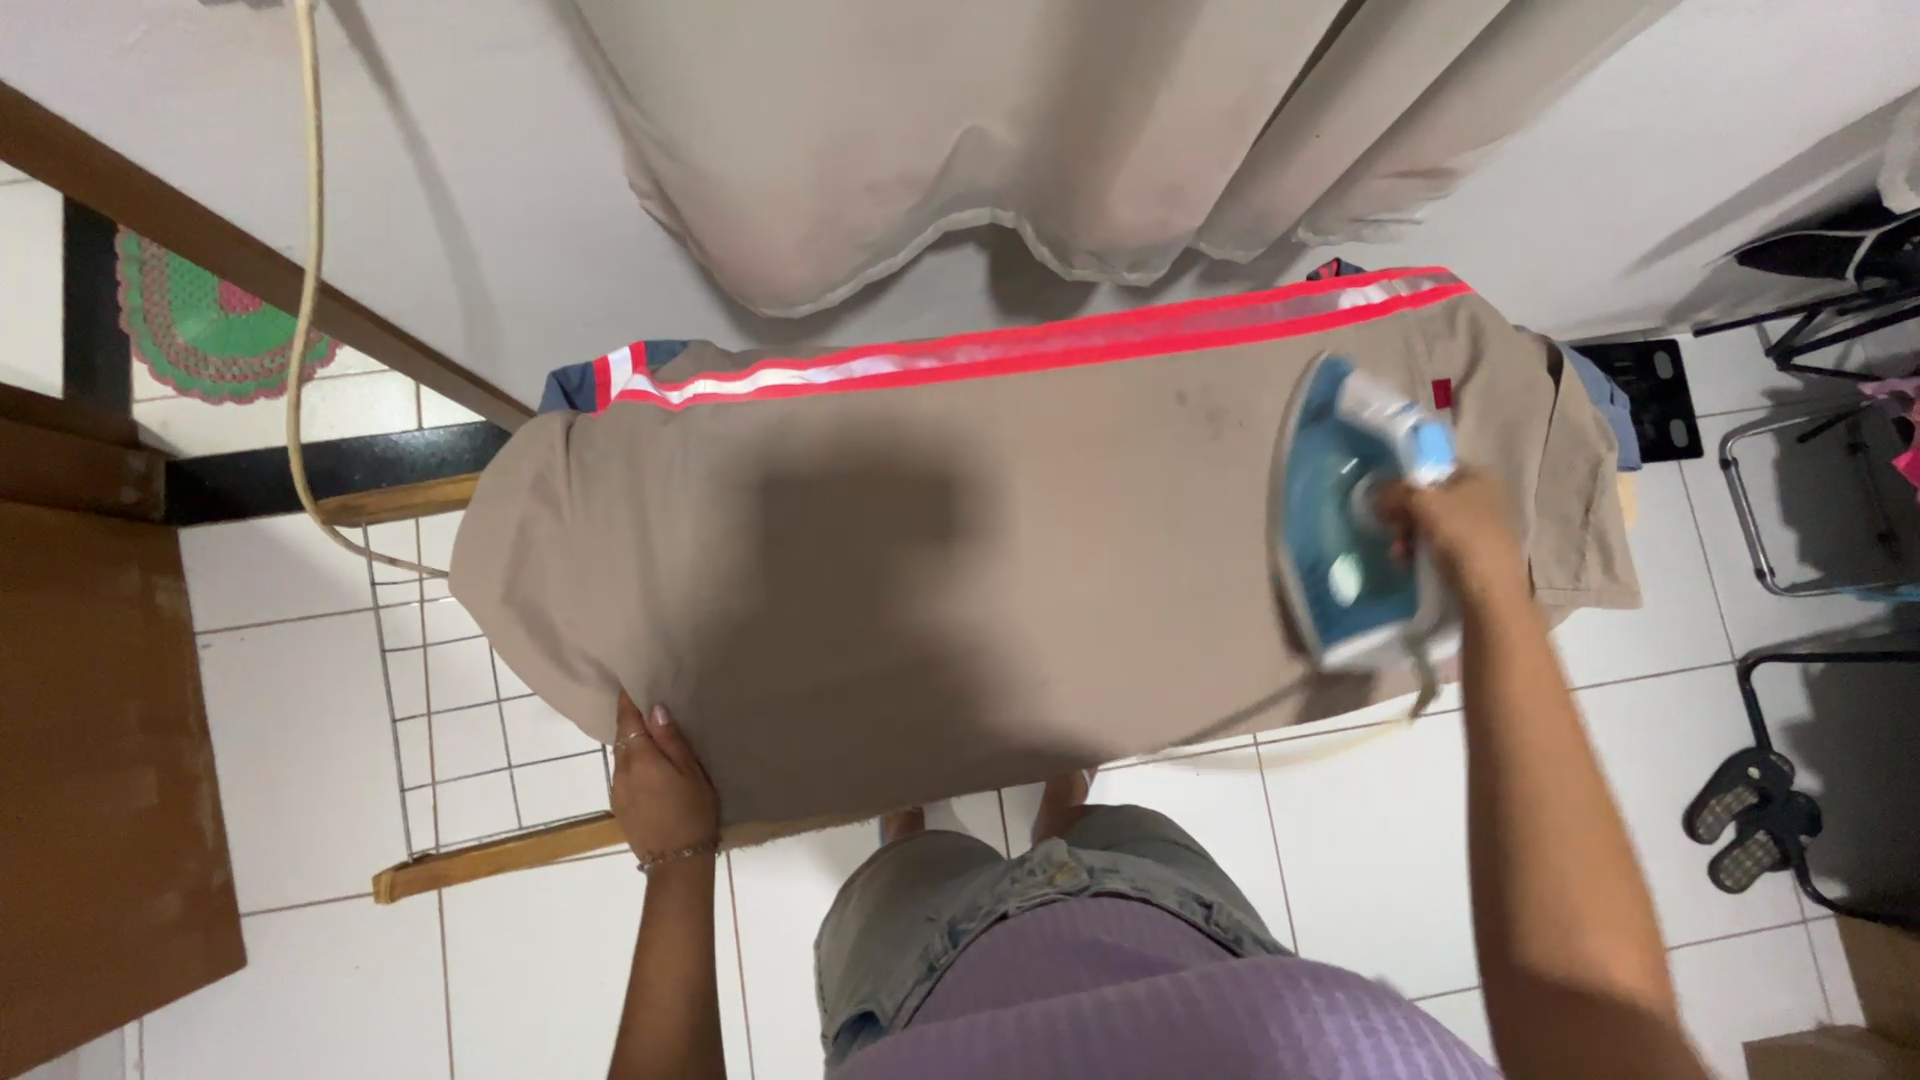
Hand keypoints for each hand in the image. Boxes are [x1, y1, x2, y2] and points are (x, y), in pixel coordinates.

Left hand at [610, 691, 719, 863]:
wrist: (676, 861)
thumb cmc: (693, 812)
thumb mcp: (692, 773)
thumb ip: (672, 741)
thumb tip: (655, 710)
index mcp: (641, 760)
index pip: (627, 721)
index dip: (627, 701)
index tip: (629, 683)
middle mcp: (621, 772)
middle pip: (621, 737)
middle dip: (629, 720)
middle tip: (644, 703)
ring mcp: (617, 791)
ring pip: (621, 756)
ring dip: (632, 742)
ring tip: (651, 733)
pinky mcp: (619, 806)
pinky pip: (622, 773)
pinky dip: (632, 761)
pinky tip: (649, 765)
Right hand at [1376, 467, 1526, 592]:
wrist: (1489, 590)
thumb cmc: (1461, 537)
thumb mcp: (1422, 503)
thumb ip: (1396, 491)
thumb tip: (1375, 493)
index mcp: (1478, 476)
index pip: (1432, 468)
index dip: (1405, 480)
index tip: (1385, 497)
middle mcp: (1482, 496)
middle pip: (1427, 497)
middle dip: (1402, 513)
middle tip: (1389, 526)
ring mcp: (1479, 524)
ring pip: (1428, 522)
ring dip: (1406, 534)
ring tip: (1397, 551)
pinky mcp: (1473, 550)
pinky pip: (1436, 542)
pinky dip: (1418, 550)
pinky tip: (1407, 561)